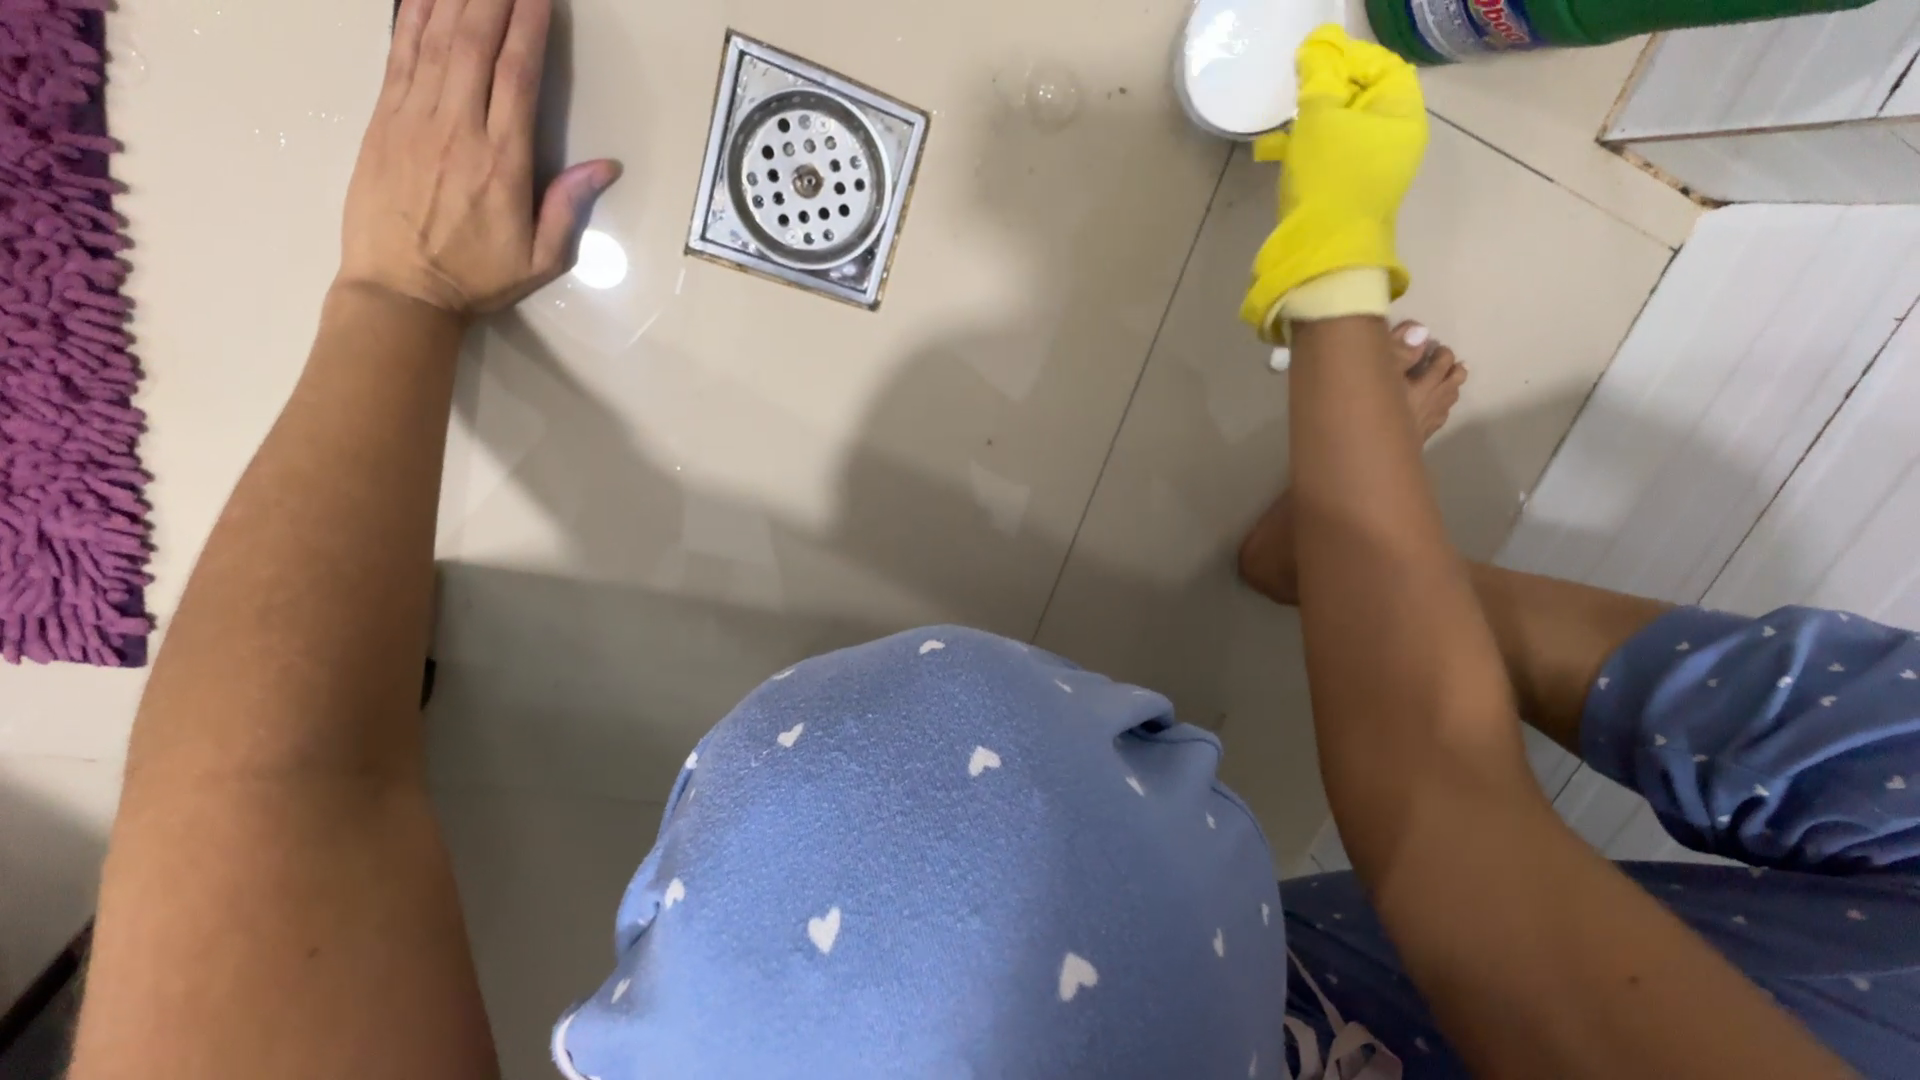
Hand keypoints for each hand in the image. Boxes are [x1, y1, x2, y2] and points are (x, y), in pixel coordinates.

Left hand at [338, 0, 621, 316]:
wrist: (398, 289)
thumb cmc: (477, 277)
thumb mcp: (541, 259)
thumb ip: (569, 207)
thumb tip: (605, 167)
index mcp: (501, 163)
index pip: (517, 78)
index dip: (529, 28)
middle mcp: (456, 130)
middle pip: (475, 45)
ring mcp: (413, 120)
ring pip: (434, 40)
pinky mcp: (382, 120)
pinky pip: (398, 55)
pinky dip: (410, 17)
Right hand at [1240, 26, 1426, 334]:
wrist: (1320, 252)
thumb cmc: (1329, 177)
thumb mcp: (1320, 118)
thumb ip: (1318, 78)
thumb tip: (1315, 49)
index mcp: (1402, 116)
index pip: (1383, 66)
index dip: (1349, 56)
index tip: (1311, 61)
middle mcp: (1394, 141)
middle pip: (1363, 97)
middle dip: (1326, 90)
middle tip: (1295, 90)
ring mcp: (1371, 171)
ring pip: (1342, 129)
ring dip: (1311, 121)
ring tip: (1283, 123)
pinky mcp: (1347, 193)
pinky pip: (1330, 157)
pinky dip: (1308, 149)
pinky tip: (1280, 150)